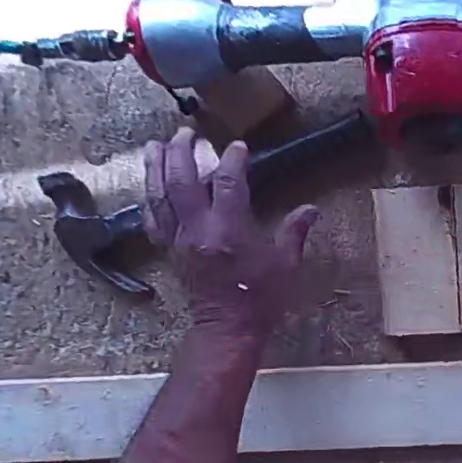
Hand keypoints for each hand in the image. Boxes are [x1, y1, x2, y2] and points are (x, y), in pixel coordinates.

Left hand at [142, 128, 319, 339]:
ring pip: (159, 196)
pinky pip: (153, 221)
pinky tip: (150, 185)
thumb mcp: (286, 265)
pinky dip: (150, 200)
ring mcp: (179, 241)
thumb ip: (294, 231)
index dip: (232, 159)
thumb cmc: (260, 300)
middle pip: (181, 179)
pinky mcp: (170, 252)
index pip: (226, 181)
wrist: (228, 330)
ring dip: (156, 167)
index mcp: (229, 230)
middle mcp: (198, 230)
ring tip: (155, 145)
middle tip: (186, 133)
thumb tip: (312, 209)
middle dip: (182, 151)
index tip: (239, 148)